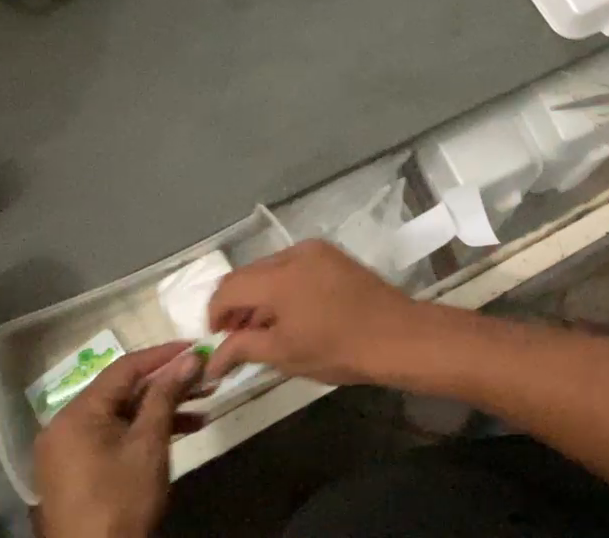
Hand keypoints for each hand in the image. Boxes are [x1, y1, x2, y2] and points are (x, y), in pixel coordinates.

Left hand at [33, 343, 202, 537]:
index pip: (125, 368)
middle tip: (206, 379)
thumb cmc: (121, 500)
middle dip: (168, 384)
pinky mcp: (78, 468)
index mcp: (77, 414)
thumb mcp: (149, 443)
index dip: (164, 355)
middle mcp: (66, 425)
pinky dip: (145, 431)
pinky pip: (114, 434)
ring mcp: (70, 449)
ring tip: (204, 406)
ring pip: (123, 413)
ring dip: (163, 408)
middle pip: (124, 390)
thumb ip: (167, 394)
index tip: (197, 347)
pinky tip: (183, 431)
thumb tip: (189, 357)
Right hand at [206, 240, 422, 384]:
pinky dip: (282, 286)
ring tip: (263, 330)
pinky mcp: (334, 256)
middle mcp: (296, 252)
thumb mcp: (283, 353)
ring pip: (272, 269)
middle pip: (249, 274)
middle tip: (236, 338)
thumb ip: (242, 348)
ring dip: (259, 295)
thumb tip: (212, 358)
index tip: (216, 340)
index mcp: (279, 275)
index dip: (214, 314)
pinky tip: (289, 314)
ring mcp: (318, 250)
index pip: (229, 287)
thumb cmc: (337, 348)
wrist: (395, 335)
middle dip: (236, 304)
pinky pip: (295, 266)